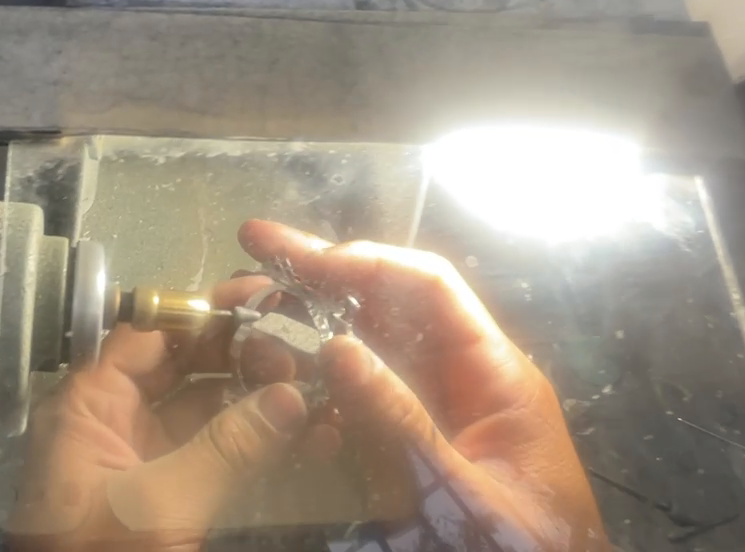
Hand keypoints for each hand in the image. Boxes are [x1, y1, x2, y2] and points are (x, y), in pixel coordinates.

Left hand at [8, 277, 311, 551]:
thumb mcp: (159, 504)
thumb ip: (227, 448)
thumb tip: (292, 397)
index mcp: (89, 402)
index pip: (146, 332)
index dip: (202, 310)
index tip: (259, 295)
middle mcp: (114, 419)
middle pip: (180, 364)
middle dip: (237, 352)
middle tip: (297, 343)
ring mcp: (143, 459)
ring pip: (203, 408)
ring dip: (254, 396)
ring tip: (312, 381)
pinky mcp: (169, 499)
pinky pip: (214, 455)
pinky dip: (253, 444)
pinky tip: (304, 433)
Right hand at [240, 220, 605, 551]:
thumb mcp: (460, 503)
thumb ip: (401, 428)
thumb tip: (336, 348)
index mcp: (495, 375)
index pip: (428, 286)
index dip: (362, 262)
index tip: (301, 261)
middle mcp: (460, 375)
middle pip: (387, 300)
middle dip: (320, 269)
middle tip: (254, 242)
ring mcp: (433, 405)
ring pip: (365, 338)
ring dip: (307, 313)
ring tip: (250, 296)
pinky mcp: (408, 437)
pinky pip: (357, 387)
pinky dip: (314, 369)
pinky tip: (272, 364)